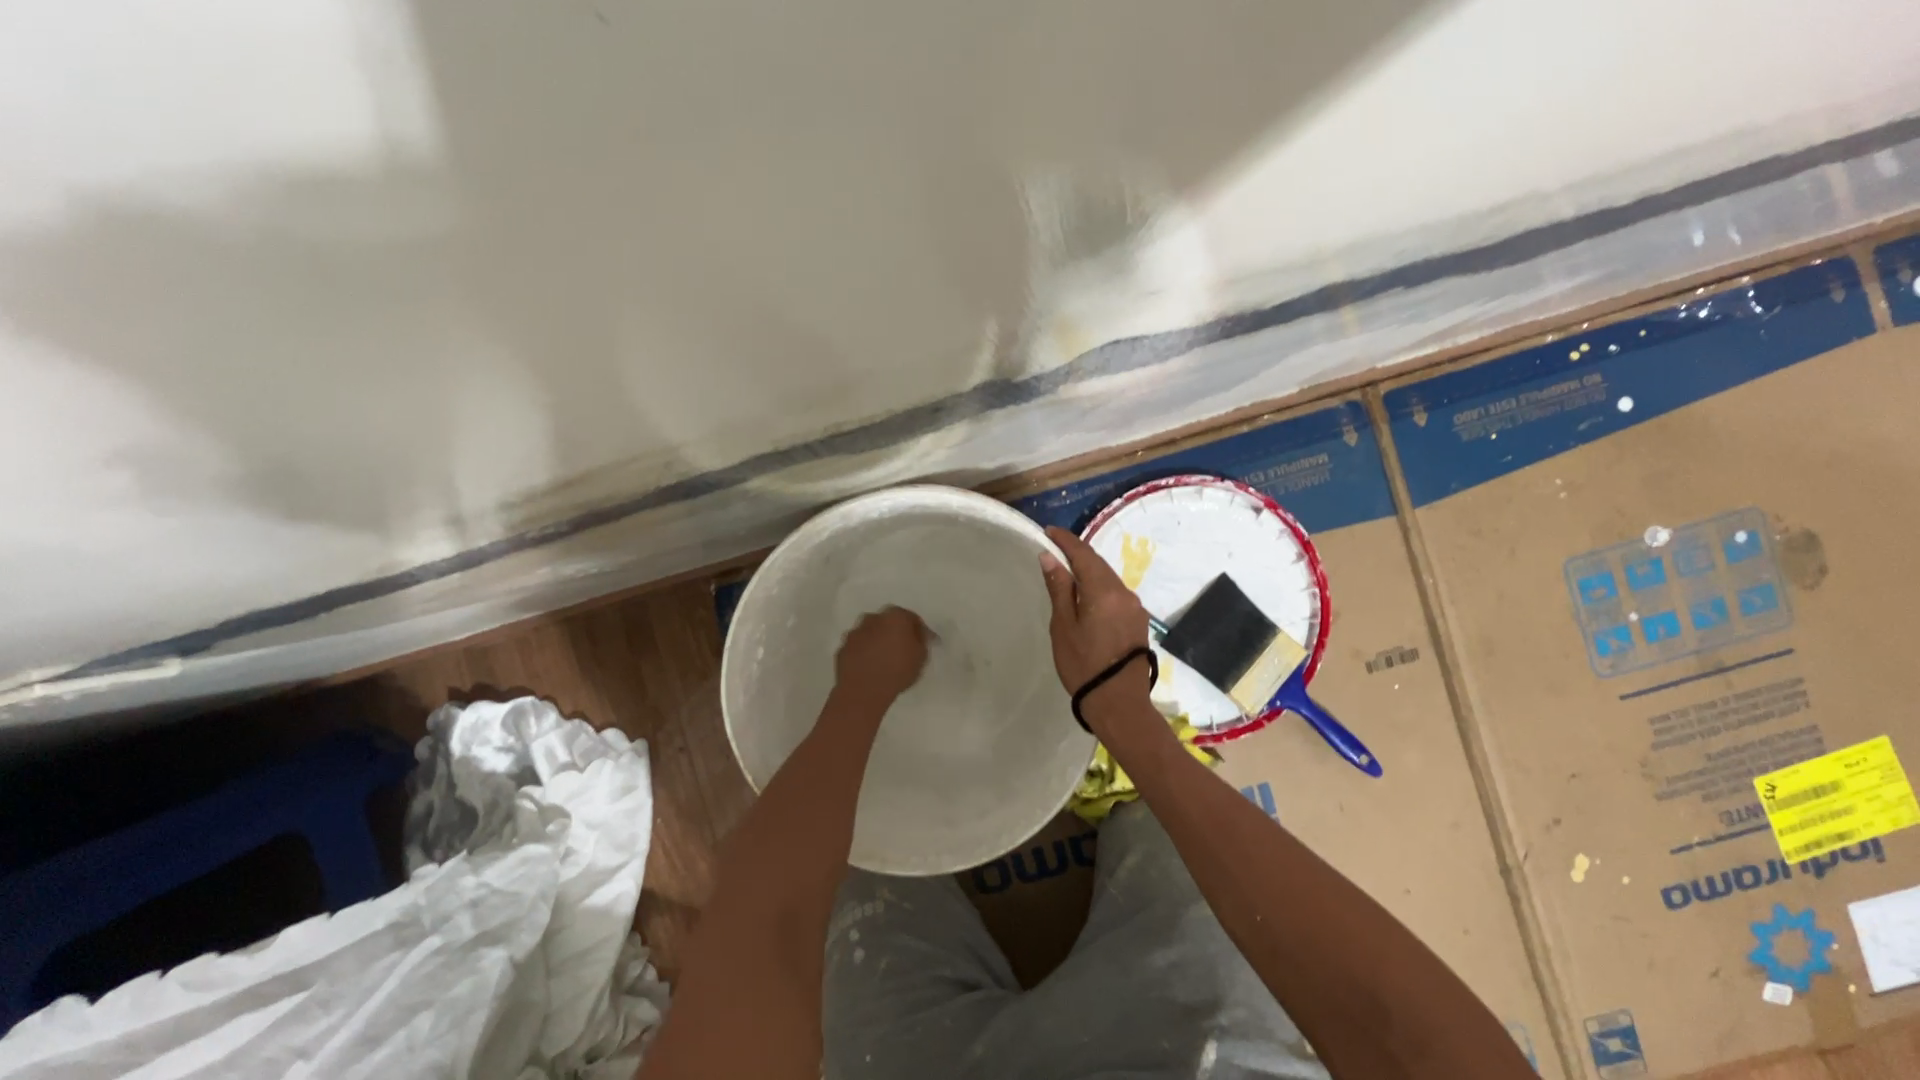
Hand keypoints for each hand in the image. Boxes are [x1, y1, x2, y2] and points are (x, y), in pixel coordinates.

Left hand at [833, 607, 931, 707]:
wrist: (863, 691)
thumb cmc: (898, 671)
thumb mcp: (921, 657)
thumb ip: (922, 642)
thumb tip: (919, 636)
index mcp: (895, 616)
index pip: (911, 618)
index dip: (919, 631)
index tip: (923, 643)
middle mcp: (872, 618)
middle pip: (888, 622)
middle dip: (895, 633)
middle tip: (903, 649)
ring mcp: (854, 633)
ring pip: (870, 633)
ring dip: (877, 642)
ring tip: (884, 660)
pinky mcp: (842, 649)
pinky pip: (858, 648)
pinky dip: (864, 653)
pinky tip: (870, 667)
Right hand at [1038, 526, 1152, 711]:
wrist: (1119, 703)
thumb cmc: (1083, 666)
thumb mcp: (1063, 627)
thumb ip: (1059, 589)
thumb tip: (1050, 557)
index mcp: (1104, 591)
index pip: (1084, 554)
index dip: (1066, 540)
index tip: (1048, 531)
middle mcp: (1124, 593)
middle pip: (1099, 564)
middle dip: (1077, 553)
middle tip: (1053, 549)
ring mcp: (1134, 608)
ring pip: (1108, 579)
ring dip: (1088, 571)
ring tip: (1066, 571)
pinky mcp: (1137, 622)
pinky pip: (1115, 594)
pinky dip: (1098, 587)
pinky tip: (1085, 595)